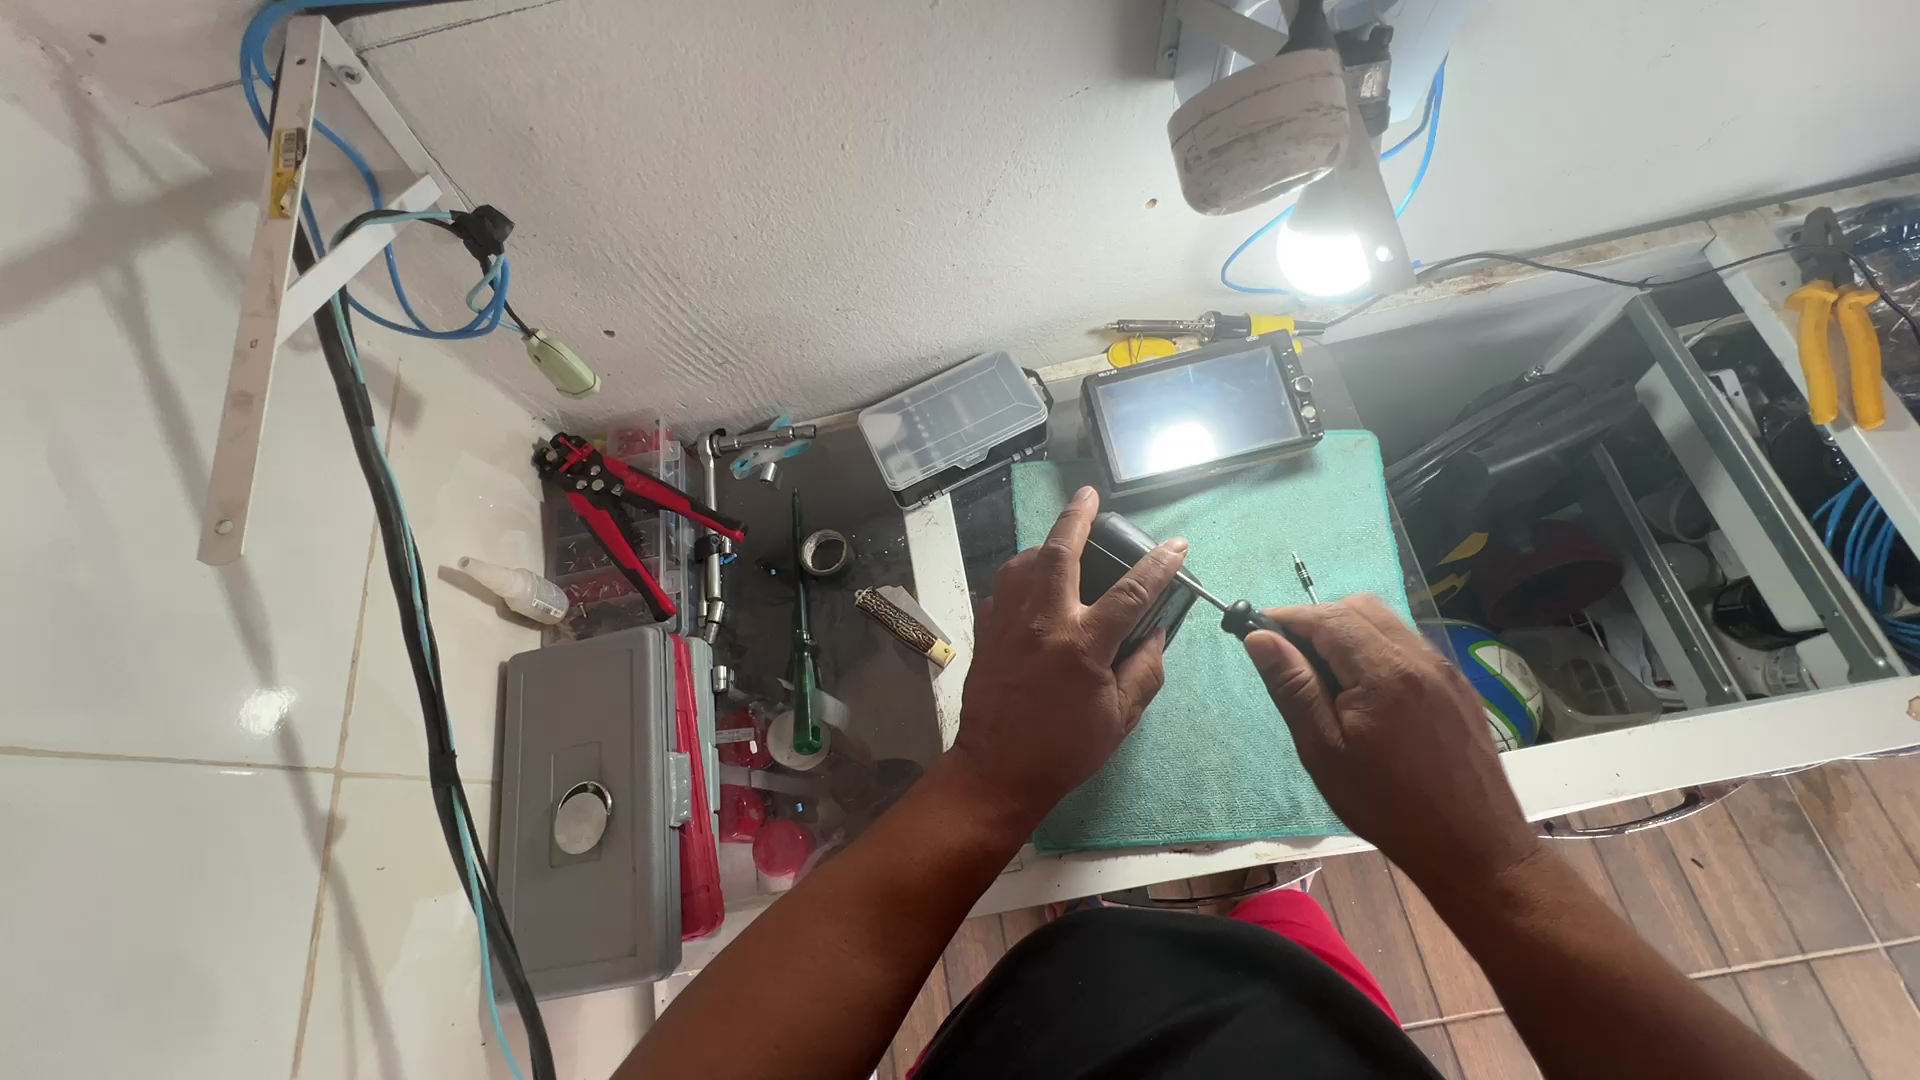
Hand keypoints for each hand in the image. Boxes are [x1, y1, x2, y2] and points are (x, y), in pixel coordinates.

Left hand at [948, 487, 1186, 831]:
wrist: (996, 769)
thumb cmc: (1063, 749)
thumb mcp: (1119, 718)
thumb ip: (1144, 671)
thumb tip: (1156, 634)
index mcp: (1081, 644)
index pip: (1130, 592)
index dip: (1157, 564)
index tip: (1175, 543)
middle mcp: (1042, 621)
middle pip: (1059, 553)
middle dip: (1076, 517)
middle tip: (1088, 494)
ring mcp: (1007, 622)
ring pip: (1022, 563)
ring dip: (1043, 544)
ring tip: (1059, 538)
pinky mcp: (985, 631)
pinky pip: (1003, 587)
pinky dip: (1020, 574)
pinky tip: (1030, 580)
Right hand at [1243, 595, 1540, 891]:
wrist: (1474, 848)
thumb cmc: (1387, 804)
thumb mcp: (1323, 749)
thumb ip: (1292, 686)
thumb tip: (1260, 639)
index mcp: (1384, 671)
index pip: (1327, 616)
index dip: (1286, 618)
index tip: (1257, 635)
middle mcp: (1418, 657)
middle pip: (1358, 607)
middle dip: (1316, 620)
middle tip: (1289, 658)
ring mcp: (1443, 669)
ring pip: (1384, 621)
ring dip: (1344, 631)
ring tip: (1323, 676)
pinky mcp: (1455, 685)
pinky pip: (1405, 643)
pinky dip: (1372, 647)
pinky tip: (1361, 690)